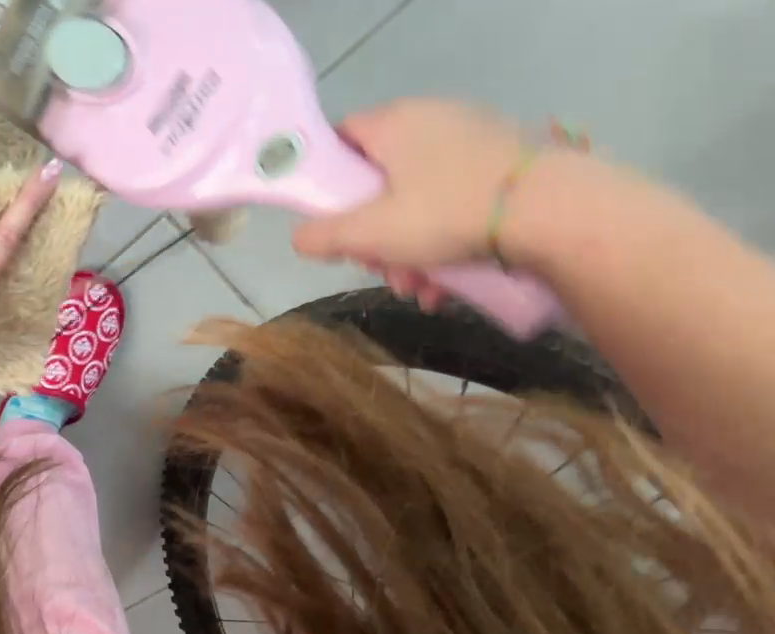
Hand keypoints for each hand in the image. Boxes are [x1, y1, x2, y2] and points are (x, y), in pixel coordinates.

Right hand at [293, 100, 533, 310]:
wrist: (556, 213)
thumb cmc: (444, 214)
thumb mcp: (364, 234)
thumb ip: (318, 236)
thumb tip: (302, 238)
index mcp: (395, 124)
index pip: (340, 138)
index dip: (324, 178)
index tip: (324, 219)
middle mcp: (433, 121)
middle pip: (377, 182)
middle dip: (370, 235)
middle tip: (374, 268)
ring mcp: (473, 142)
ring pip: (416, 201)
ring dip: (406, 251)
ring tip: (416, 288)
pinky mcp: (504, 167)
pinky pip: (453, 206)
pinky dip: (442, 244)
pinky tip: (444, 284)